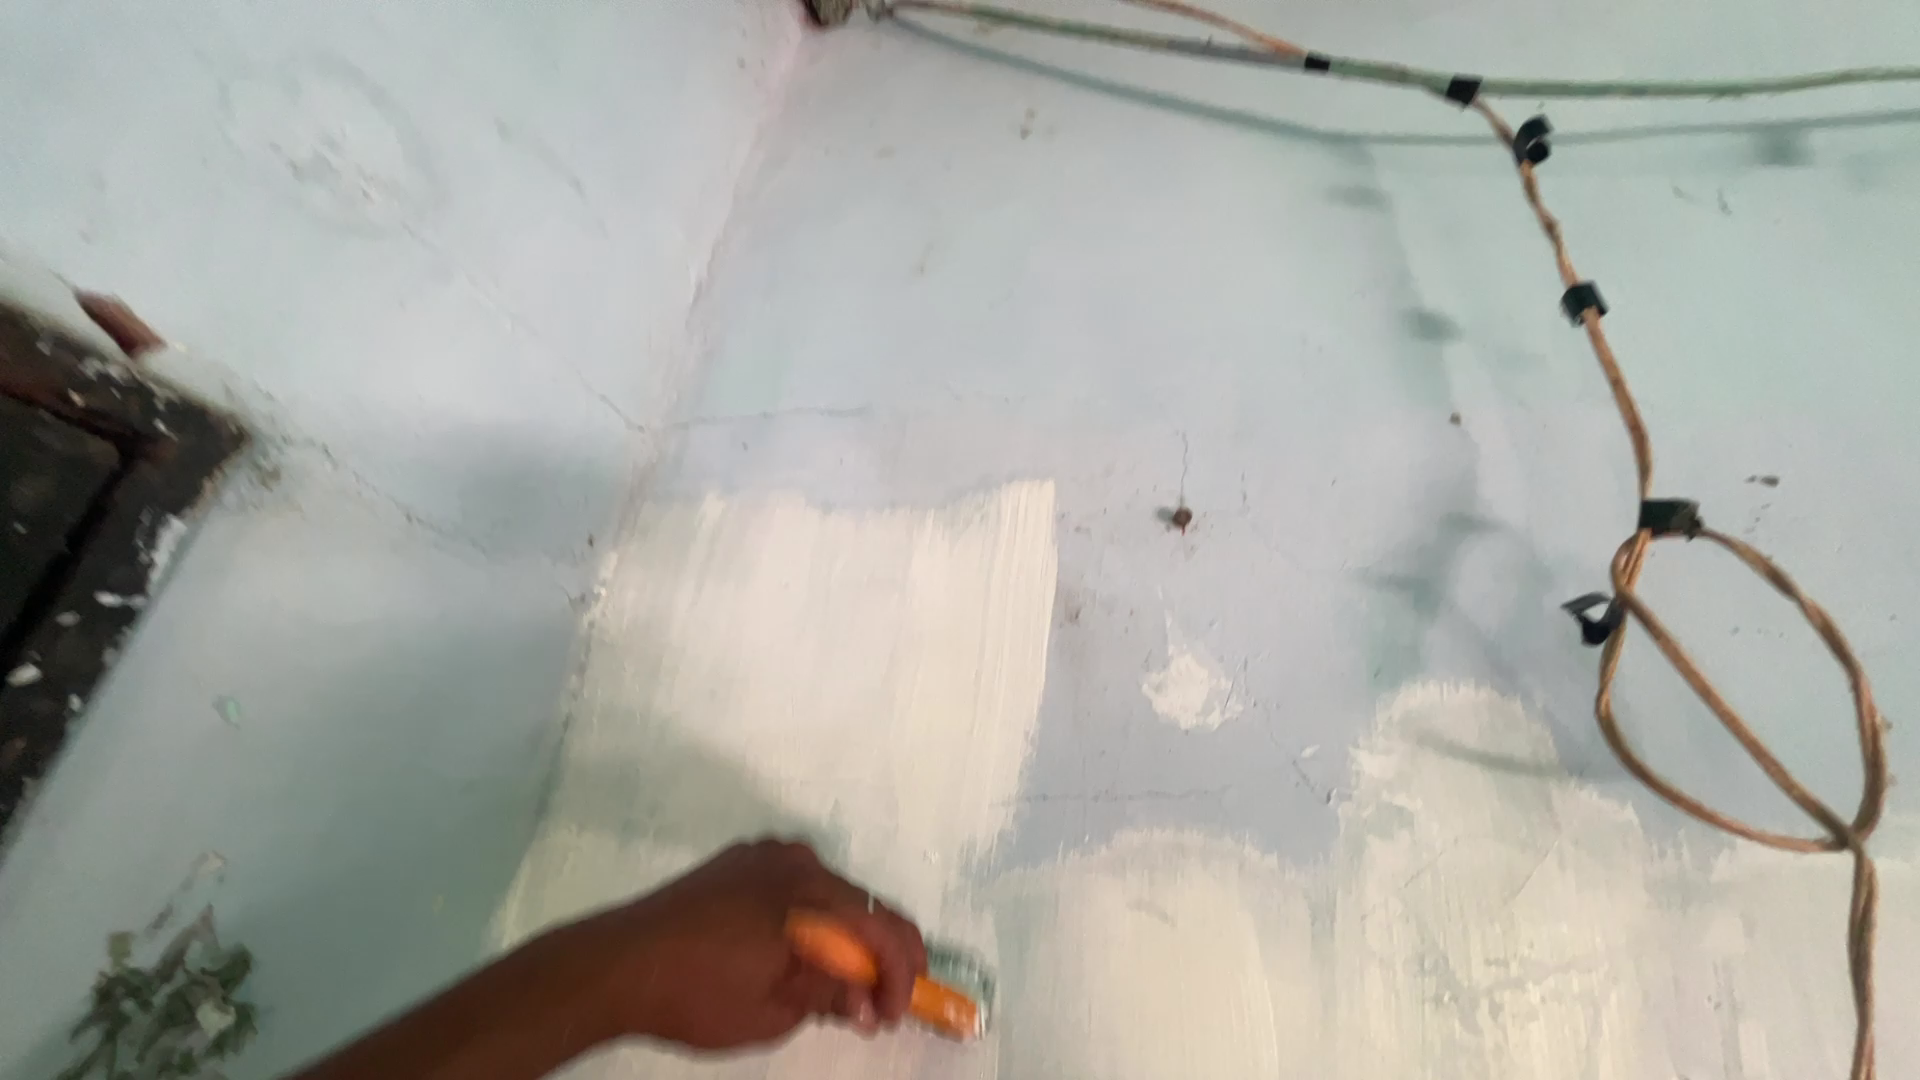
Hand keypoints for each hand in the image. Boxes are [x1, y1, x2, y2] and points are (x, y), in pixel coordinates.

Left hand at [593, 839, 928, 1050]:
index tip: (897, 1012)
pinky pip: (794, 882)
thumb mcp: (770, 1012)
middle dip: (875, 955)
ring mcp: (768, 854)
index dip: (903, 970)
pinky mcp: (742, 858)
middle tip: (872, 1004)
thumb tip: (866, 999)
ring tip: (832, 980)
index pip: (882, 926)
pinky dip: (808, 915)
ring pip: (828, 891)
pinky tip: (793, 949)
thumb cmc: (698, 994)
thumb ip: (829, 995)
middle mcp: (798, 862)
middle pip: (860, 904)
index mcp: (811, 896)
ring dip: (841, 933)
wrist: (619, 961)